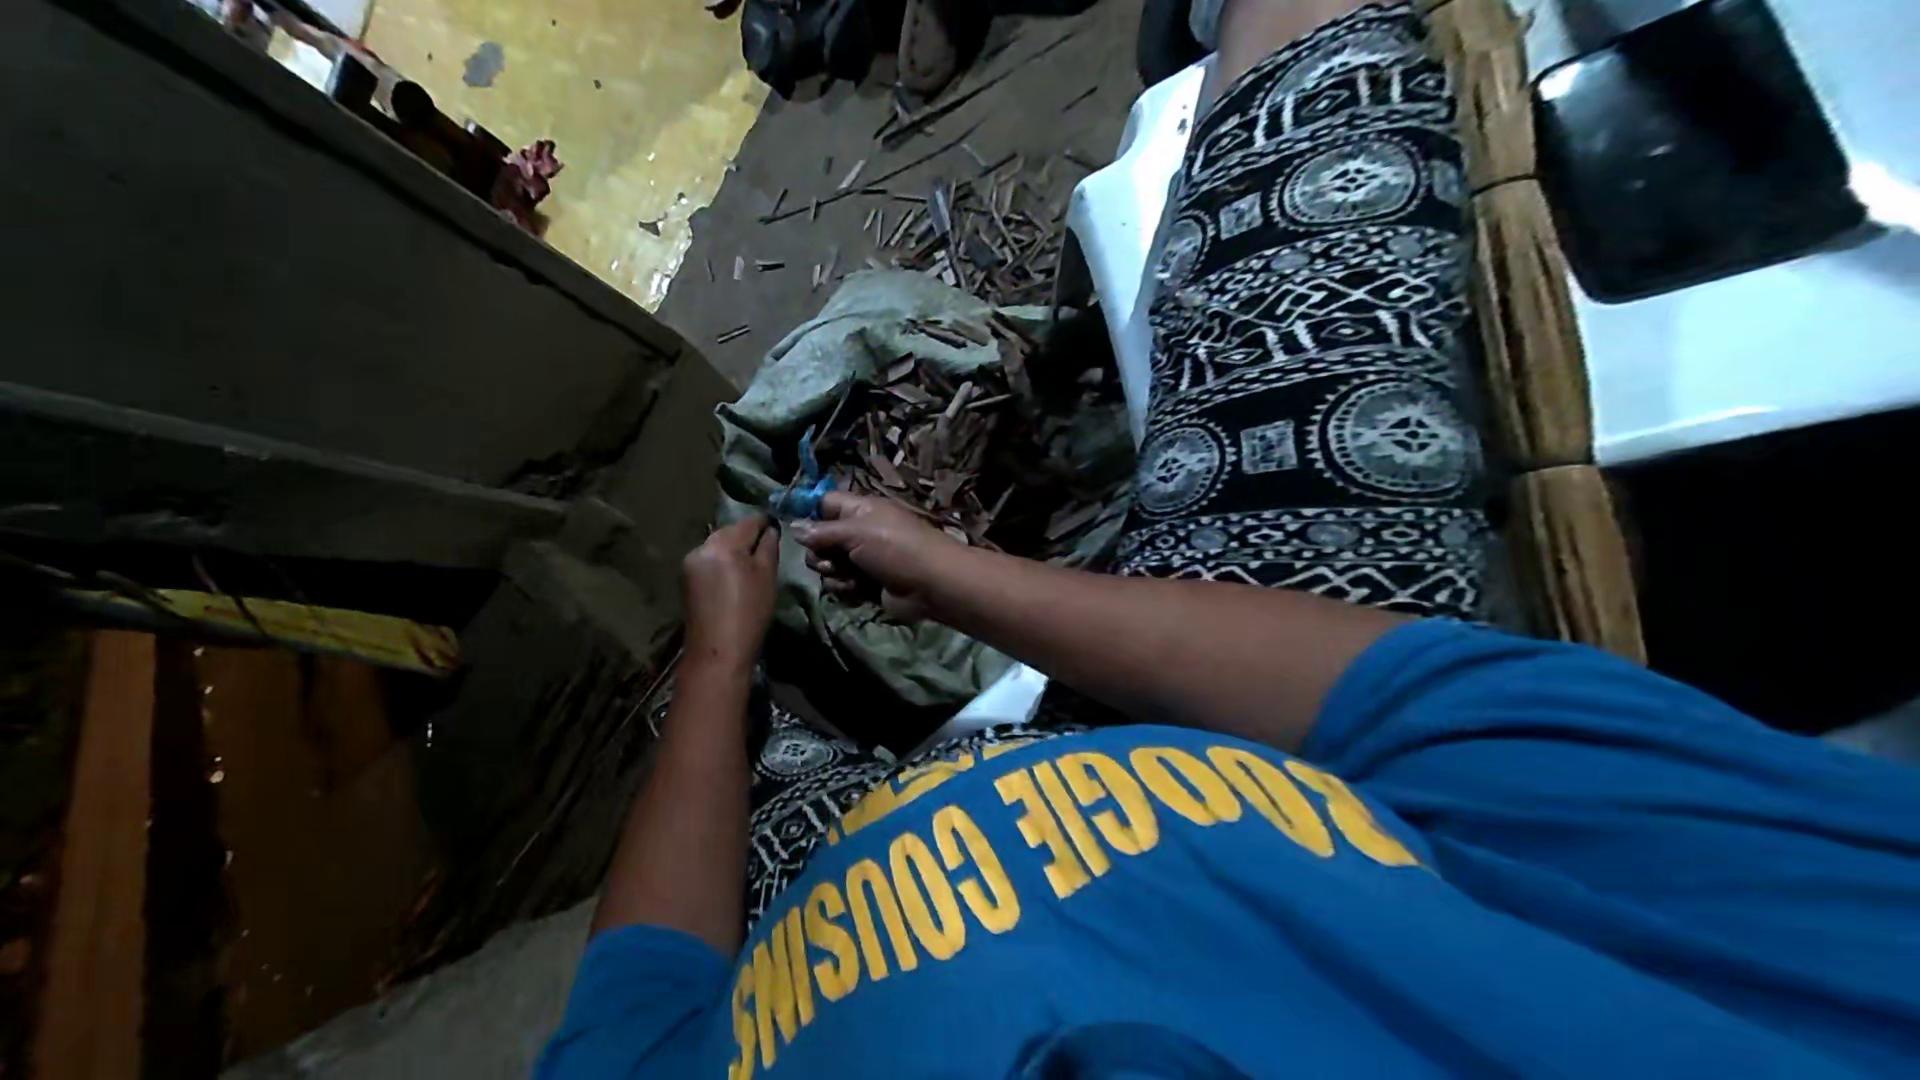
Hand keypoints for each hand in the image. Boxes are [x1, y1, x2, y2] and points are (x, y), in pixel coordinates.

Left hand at [682, 515, 778, 670]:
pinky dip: (723, 562)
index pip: (750, 521)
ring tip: (751, 568)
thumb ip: (769, 547)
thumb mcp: (767, 577)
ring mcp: (690, 562)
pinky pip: (710, 559)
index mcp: (723, 544)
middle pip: (731, 531)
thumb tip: (771, 529)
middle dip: (749, 537)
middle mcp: (702, 547)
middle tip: (768, 553)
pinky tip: (734, 579)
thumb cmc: (750, 613)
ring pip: (719, 545)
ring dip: (735, 550)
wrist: (717, 651)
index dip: (767, 524)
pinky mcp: (686, 578)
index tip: (779, 532)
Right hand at [792, 493, 963, 622]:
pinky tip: (858, 590)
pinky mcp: (865, 584)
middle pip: (820, 538)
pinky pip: (840, 584)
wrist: (931, 584)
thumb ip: (822, 531)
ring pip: (827, 565)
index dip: (808, 512)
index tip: (792, 526)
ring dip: (832, 572)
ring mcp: (862, 559)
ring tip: (850, 576)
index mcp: (860, 510)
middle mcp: (859, 532)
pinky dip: (845, 588)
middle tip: (831, 558)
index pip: (825, 503)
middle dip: (819, 552)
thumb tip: (794, 527)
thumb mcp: (857, 531)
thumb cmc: (896, 548)